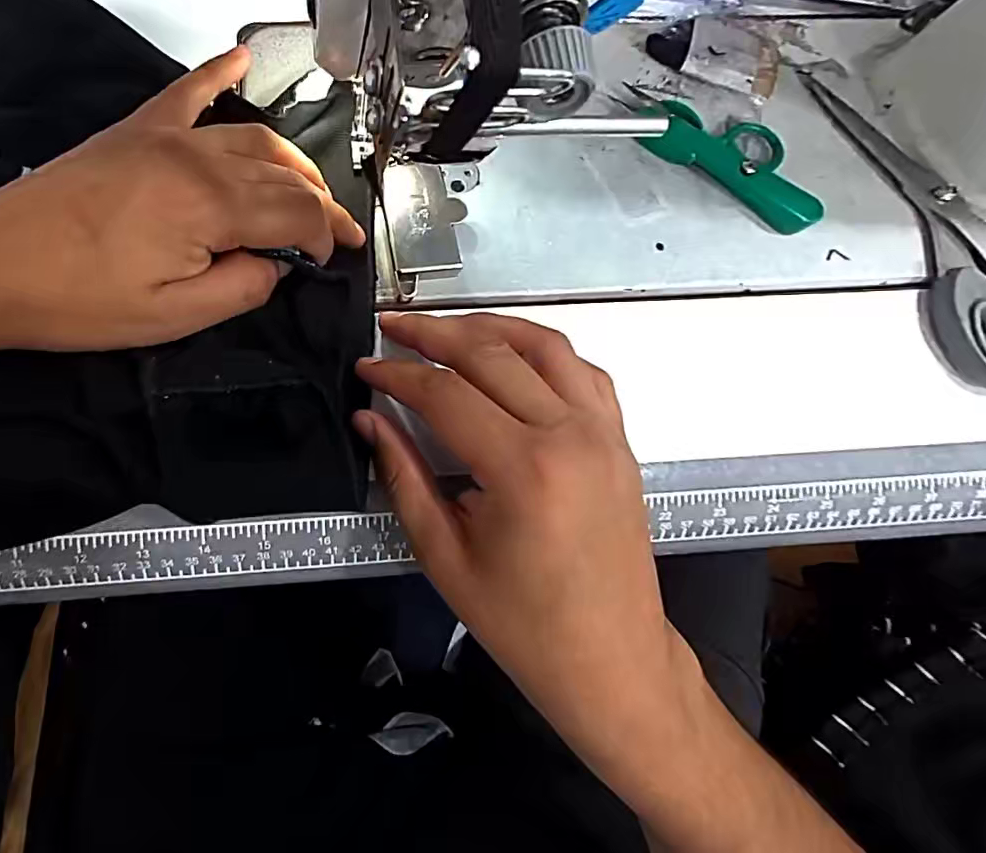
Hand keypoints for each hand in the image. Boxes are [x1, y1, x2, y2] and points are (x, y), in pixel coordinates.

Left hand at [0, 47, 363, 366]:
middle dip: (320, 202)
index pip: (298, 212)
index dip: (325, 236)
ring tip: (309, 188)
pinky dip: (218, 72)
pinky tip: (241, 57)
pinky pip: (188, 90)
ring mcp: (166, 135)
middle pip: (285, 171)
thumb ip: (242, 289)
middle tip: (333, 231)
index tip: (329, 260)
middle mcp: (199, 157)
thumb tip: (275, 265)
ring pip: (253, 136)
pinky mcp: (136, 130)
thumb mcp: (172, 317)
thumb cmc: (78, 301)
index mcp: (211, 205)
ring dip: (292, 162)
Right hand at [354, 314, 702, 751]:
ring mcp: (602, 432)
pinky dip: (539, 347)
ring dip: (487, 325)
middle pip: (490, 352)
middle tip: (393, 327)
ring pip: (541, 343)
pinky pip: (581, 368)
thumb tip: (371, 422)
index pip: (446, 393)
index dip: (397, 374)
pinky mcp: (617, 438)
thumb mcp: (445, 556)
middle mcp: (571, 437)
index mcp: (525, 471)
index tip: (368, 369)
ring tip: (443, 327)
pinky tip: (510, 352)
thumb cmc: (529, 626)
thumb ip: (403, 477)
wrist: (612, 661)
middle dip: (431, 332)